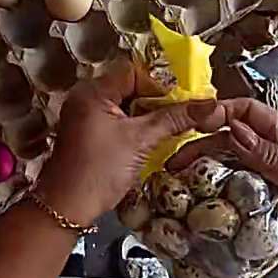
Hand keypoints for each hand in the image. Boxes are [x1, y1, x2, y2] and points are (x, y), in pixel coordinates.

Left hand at [37, 66, 214, 226]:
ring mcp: (86, 115)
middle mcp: (86, 97)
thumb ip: (174, 119)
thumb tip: (209, 105)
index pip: (132, 71)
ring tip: (173, 124)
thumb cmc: (99, 170)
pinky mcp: (89, 132)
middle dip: (157, 98)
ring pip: (125, 104)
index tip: (181, 99)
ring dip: (149, 113)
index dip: (159, 83)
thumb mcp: (140, 141)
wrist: (68, 205)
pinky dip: (136, 124)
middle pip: (129, 86)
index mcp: (93, 92)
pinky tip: (154, 136)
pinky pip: (118, 118)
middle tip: (182, 111)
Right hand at [168, 99, 277, 277]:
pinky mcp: (268, 211)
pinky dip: (219, 206)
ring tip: (179, 190)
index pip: (249, 113)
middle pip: (231, 144)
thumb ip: (274, 158)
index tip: (193, 124)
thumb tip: (234, 131)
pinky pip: (238, 203)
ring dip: (206, 179)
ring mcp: (271, 184)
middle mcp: (276, 157)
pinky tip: (200, 212)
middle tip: (174, 166)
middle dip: (202, 150)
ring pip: (230, 174)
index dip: (221, 113)